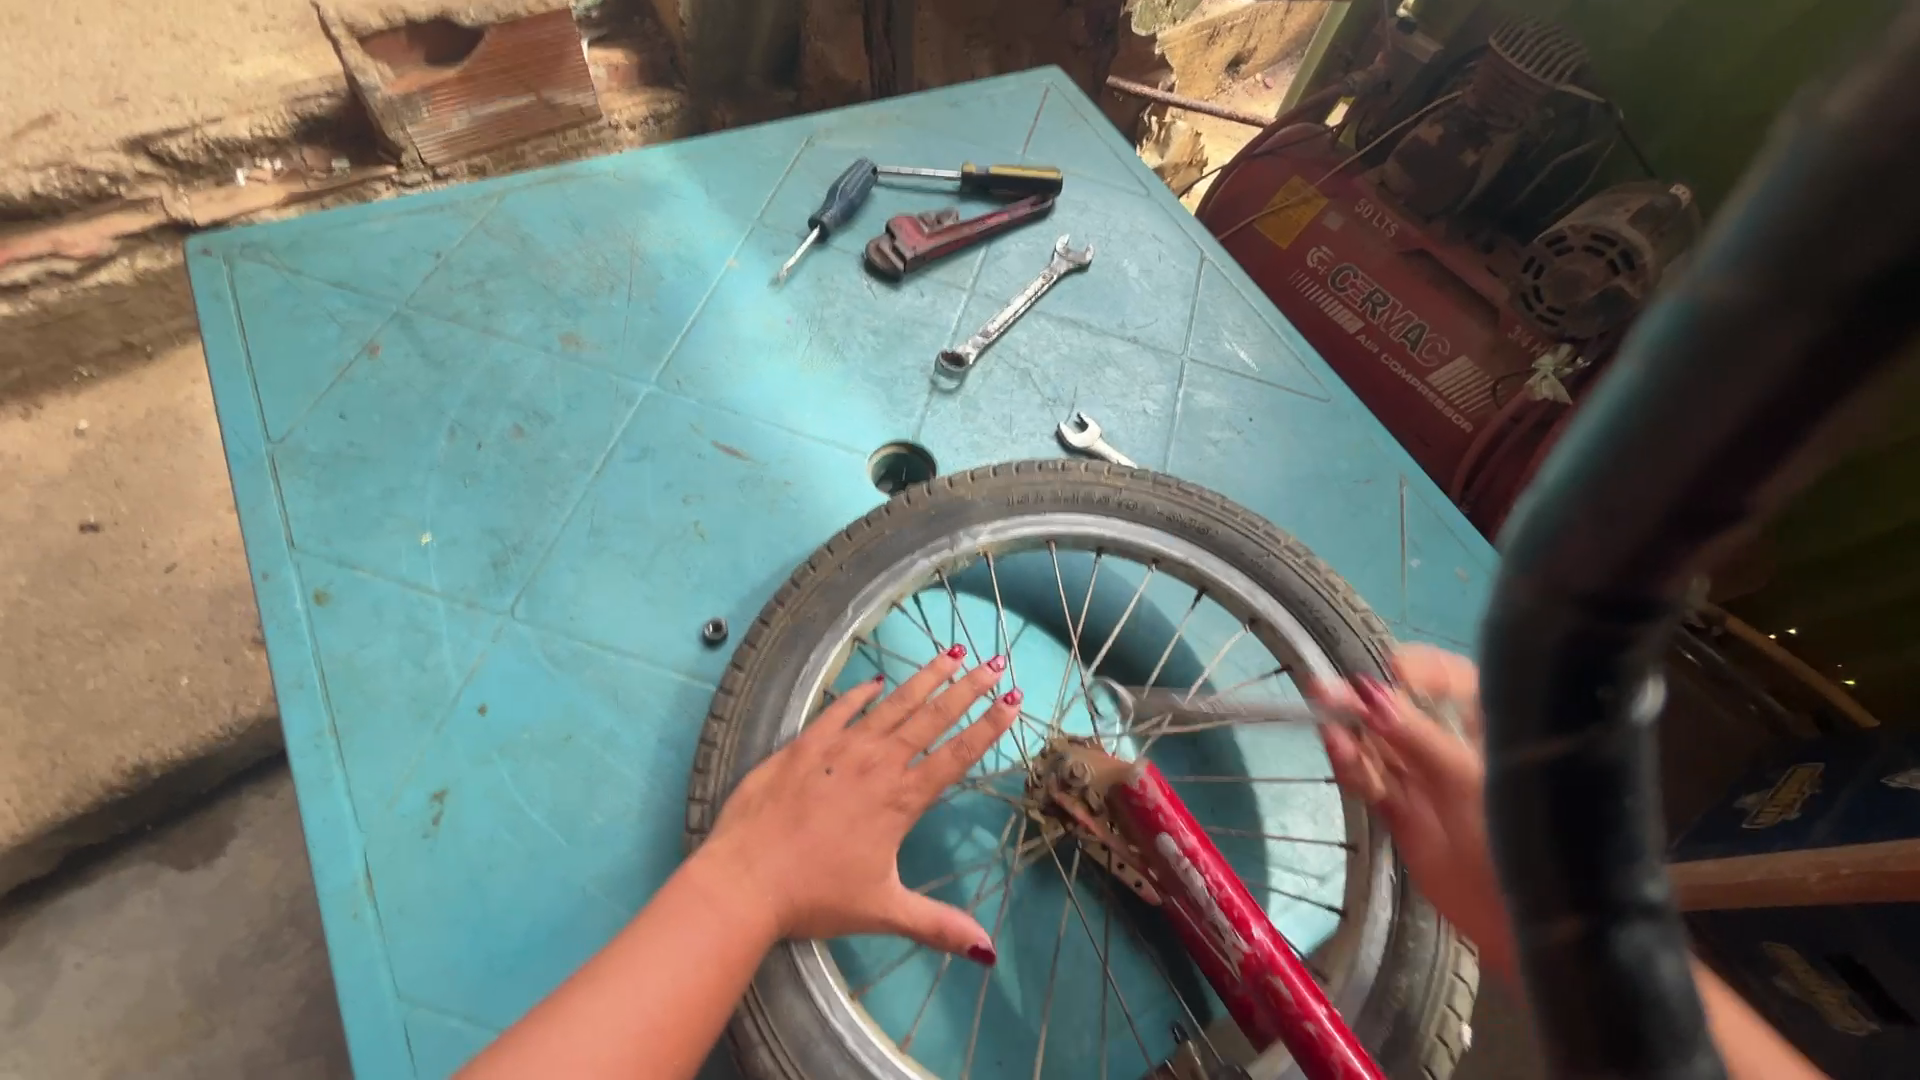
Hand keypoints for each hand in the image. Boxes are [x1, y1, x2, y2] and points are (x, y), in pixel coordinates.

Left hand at [694, 646, 1019, 963]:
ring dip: (925, 678)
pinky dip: (859, 693)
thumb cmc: (815, 896)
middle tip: (994, 662)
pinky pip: (839, 709)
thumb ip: (937, 925)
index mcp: (901, 799)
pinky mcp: (805, 743)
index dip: (988, 727)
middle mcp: (878, 764)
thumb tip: (988, 950)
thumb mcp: (882, 911)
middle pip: (931, 718)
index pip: (956, 756)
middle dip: (967, 689)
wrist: (745, 879)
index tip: (1013, 701)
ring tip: (950, 653)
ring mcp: (840, 748)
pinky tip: (875, 679)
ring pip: (892, 704)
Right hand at [1314, 646, 1512, 969]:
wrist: (1521, 927)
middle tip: (1324, 690)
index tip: (1386, 670)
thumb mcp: (1467, 779)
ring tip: (1326, 724)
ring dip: (1351, 732)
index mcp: (1489, 729)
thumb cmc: (1512, 839)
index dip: (1418, 669)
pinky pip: (1369, 778)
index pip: (1452, 678)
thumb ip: (1417, 735)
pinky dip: (1351, 766)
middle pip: (1402, 709)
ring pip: (1378, 743)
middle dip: (1364, 700)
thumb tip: (1369, 692)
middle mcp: (1454, 746)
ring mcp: (1424, 778)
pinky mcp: (1401, 808)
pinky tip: (1336, 751)